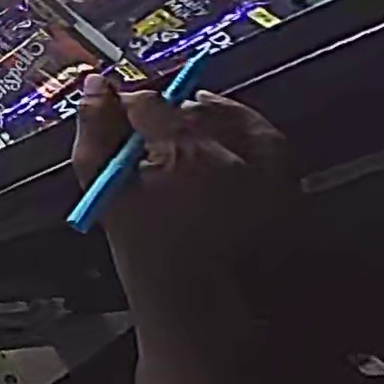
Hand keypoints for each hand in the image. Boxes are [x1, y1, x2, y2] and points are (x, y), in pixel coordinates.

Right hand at [72, 73, 291, 289]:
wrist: (201, 299)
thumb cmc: (144, 245)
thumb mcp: (102, 183)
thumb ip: (94, 127)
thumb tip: (96, 84)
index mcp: (185, 155)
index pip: (149, 101)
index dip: (125, 106)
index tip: (115, 118)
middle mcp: (237, 157)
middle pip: (187, 105)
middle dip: (161, 115)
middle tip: (141, 137)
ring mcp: (270, 171)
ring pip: (227, 114)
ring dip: (198, 118)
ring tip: (176, 140)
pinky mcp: (288, 182)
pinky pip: (264, 134)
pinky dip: (239, 129)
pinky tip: (215, 144)